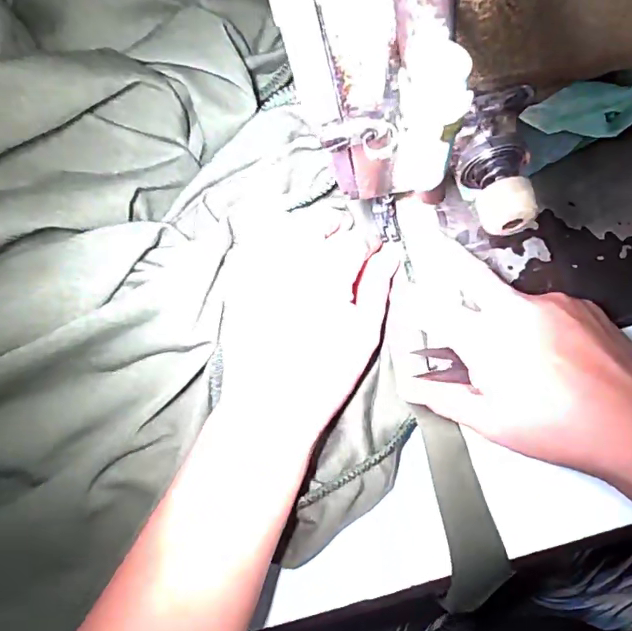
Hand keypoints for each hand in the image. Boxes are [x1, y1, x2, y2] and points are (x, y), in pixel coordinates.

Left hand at [217, 209, 397, 441]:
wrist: (270, 405)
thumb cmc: (326, 376)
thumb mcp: (364, 333)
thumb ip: (377, 286)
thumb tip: (390, 254)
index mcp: (327, 275)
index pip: (353, 240)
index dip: (369, 243)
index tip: (376, 254)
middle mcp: (290, 264)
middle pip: (318, 225)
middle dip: (337, 230)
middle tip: (349, 252)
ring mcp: (260, 270)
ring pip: (288, 231)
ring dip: (309, 235)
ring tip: (322, 257)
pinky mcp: (240, 282)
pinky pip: (261, 248)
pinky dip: (280, 247)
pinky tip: (291, 269)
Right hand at [397, 230, 631, 480]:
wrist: (629, 418)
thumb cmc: (560, 426)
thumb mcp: (492, 422)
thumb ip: (445, 397)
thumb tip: (414, 386)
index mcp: (485, 339)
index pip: (434, 305)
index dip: (416, 295)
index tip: (408, 289)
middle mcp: (516, 309)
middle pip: (469, 271)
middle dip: (445, 254)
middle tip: (431, 240)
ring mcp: (551, 302)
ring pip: (513, 298)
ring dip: (506, 316)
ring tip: (525, 361)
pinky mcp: (580, 304)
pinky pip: (548, 307)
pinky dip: (541, 323)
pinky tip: (554, 356)